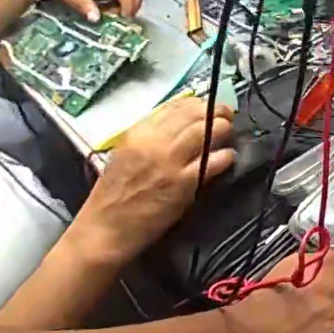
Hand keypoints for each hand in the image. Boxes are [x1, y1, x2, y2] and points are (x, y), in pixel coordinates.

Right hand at [71, 97, 234, 262]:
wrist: (105, 229)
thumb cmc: (113, 195)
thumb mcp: (125, 155)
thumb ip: (150, 138)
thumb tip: (181, 124)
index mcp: (137, 133)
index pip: (175, 106)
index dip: (197, 103)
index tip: (209, 105)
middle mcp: (153, 142)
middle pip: (194, 115)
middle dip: (216, 112)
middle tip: (227, 115)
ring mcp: (169, 162)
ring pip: (205, 132)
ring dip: (223, 128)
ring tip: (228, 131)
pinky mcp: (183, 184)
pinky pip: (212, 162)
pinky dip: (225, 156)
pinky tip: (228, 156)